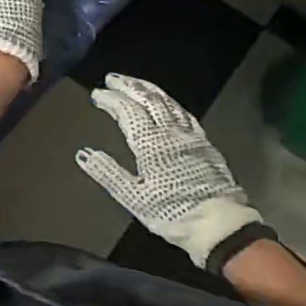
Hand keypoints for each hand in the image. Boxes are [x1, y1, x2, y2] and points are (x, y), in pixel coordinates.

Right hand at [74, 74, 274, 271]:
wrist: (222, 227)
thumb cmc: (173, 212)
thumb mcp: (133, 197)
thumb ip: (108, 173)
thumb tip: (83, 153)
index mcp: (151, 145)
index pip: (128, 112)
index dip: (112, 100)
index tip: (97, 94)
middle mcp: (172, 135)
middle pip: (150, 101)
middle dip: (130, 86)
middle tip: (113, 78)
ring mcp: (192, 139)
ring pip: (170, 105)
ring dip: (150, 90)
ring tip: (135, 83)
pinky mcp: (207, 146)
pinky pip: (186, 116)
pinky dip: (172, 104)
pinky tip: (168, 104)